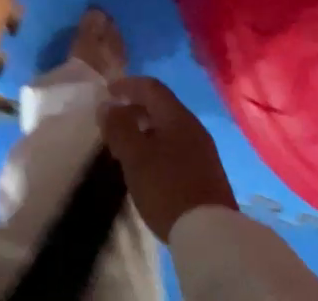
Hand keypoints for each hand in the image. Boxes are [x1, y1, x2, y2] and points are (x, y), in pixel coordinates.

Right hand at [99, 76, 238, 240]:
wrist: (210, 233)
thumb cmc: (167, 188)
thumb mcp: (135, 157)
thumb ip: (118, 127)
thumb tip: (107, 105)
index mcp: (177, 116)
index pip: (151, 87)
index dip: (127, 85)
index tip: (107, 92)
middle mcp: (193, 126)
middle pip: (161, 106)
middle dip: (134, 109)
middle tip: (113, 123)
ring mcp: (203, 150)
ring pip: (168, 128)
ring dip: (145, 131)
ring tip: (126, 148)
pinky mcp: (206, 172)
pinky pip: (176, 147)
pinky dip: (157, 147)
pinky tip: (148, 168)